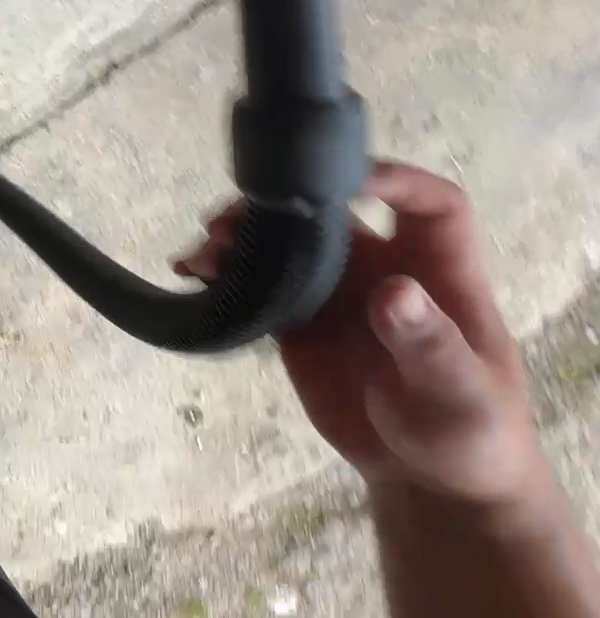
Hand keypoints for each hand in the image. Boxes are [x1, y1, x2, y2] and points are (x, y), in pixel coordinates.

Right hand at [177, 162, 548, 510]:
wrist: (422, 478)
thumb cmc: (465, 436)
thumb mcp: (458, 396)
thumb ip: (427, 343)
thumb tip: (391, 290)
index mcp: (438, 276)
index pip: (432, 206)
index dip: (394, 180)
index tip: (336, 179)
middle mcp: (381, 270)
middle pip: (329, 212)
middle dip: (276, 207)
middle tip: (225, 223)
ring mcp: (334, 291)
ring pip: (281, 241)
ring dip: (237, 236)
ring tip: (201, 256)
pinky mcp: (295, 316)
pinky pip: (252, 278)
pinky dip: (218, 269)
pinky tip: (191, 274)